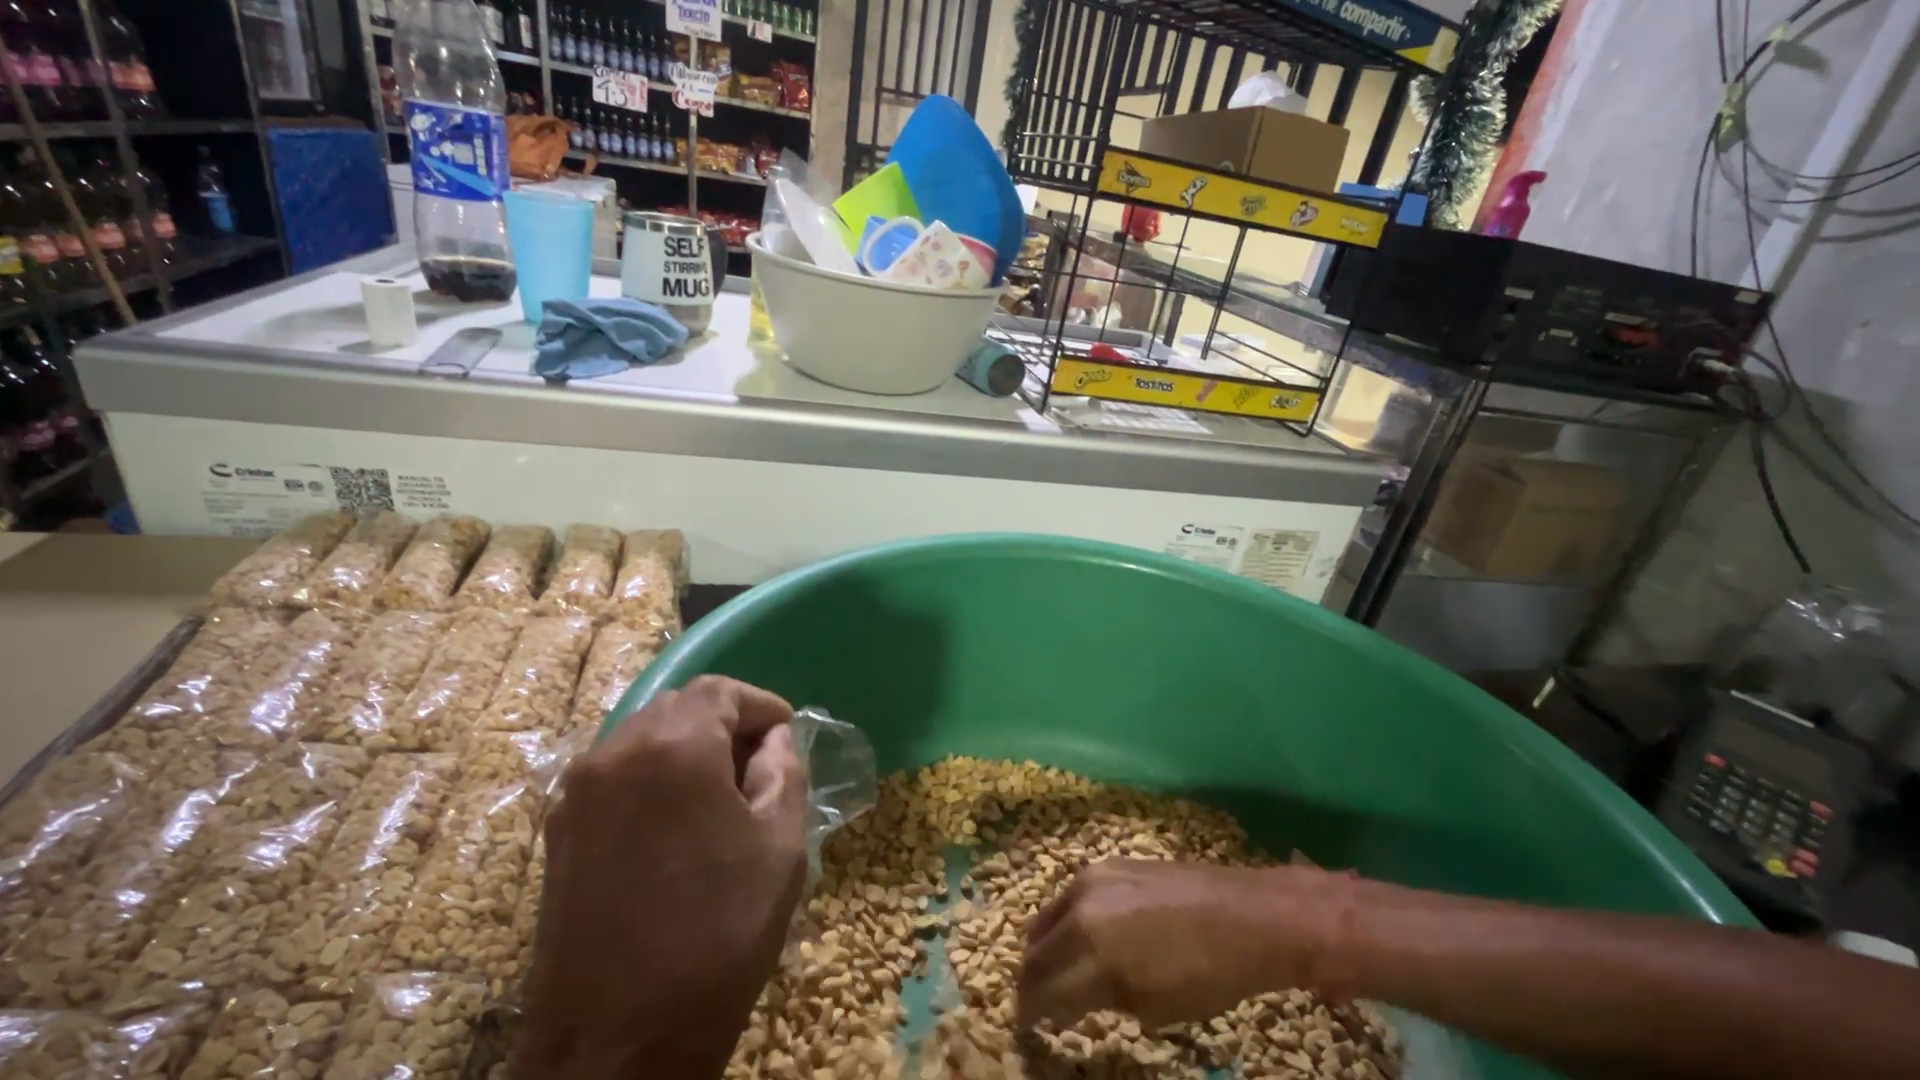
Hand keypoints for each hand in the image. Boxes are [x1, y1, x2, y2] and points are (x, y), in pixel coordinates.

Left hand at [513, 676, 807, 1079]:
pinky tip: (675, 830)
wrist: (617, 1040)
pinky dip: (651, 782)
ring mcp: (576, 793)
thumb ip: (784, 773)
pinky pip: (614, 779)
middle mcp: (614, 753)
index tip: (787, 735)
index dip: (761, 705)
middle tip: (759, 767)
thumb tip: (774, 741)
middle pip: (676, 708)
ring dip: (684, 752)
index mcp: (673, 747)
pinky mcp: (557, 832)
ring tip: (719, 801)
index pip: (720, 691)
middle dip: (722, 725)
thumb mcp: (780, 847)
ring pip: (641, 741)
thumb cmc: (718, 935)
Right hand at [1018, 860, 1345, 1029]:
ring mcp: (1092, 877)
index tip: (1030, 1031)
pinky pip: (1071, 899)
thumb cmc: (1209, 974)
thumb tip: (1071, 1002)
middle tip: (1037, 1006)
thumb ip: (1099, 1000)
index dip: (1032, 1014)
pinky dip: (1068, 924)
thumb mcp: (1151, 1007)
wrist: (1251, 916)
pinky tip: (1085, 941)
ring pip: (1048, 920)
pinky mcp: (1108, 863)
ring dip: (1047, 950)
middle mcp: (1080, 905)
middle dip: (1032, 983)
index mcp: (1089, 946)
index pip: (1041, 989)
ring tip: (1060, 975)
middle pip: (1036, 951)